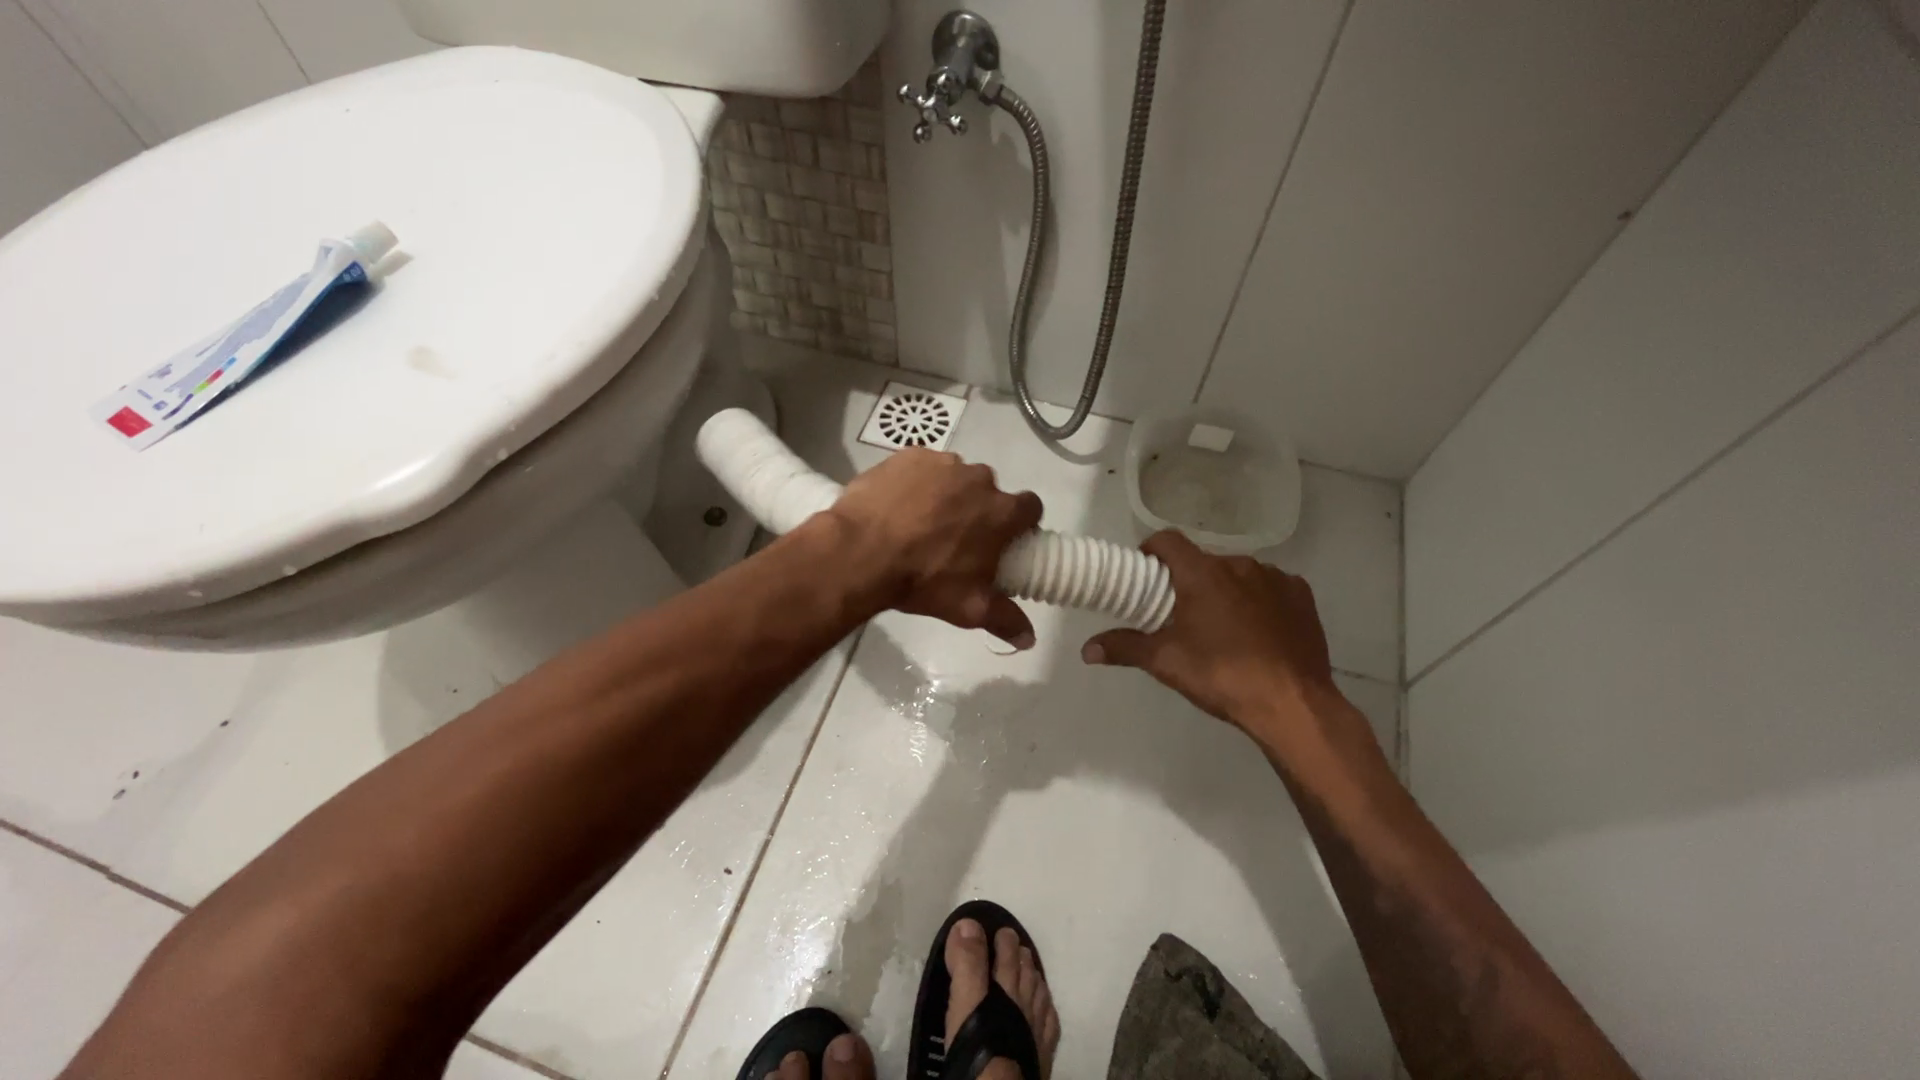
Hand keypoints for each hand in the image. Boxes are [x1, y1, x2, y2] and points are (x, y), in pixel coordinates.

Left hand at [827, 448, 1043, 647]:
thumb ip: (1005, 620)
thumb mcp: (968, 608)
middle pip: (989, 491)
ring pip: (955, 477)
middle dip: (978, 510)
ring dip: (947, 495)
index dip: (1021, 523)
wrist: (860, 552)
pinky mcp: (909, 455)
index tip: (1005, 539)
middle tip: (955, 538)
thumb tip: (1029, 639)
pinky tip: (898, 505)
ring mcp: (942, 463)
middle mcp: (979, 478)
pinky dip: (916, 483)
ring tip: (920, 522)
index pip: (1030, 508)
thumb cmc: (923, 580)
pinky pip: (922, 467)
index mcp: (1001, 512)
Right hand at [1081, 531, 1341, 737]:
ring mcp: (1276, 578)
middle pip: (1203, 561)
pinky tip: (1257, 631)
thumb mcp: (1166, 663)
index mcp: (1202, 574)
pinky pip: (1270, 588)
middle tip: (1179, 614)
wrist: (1292, 704)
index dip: (1151, 551)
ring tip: (1221, 628)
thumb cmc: (1222, 677)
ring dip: (1225, 590)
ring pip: (1238, 574)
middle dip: (1188, 580)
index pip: (1167, 540)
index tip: (1144, 574)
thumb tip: (1087, 649)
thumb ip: (1125, 648)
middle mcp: (1240, 565)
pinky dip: (1258, 601)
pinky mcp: (1301, 595)